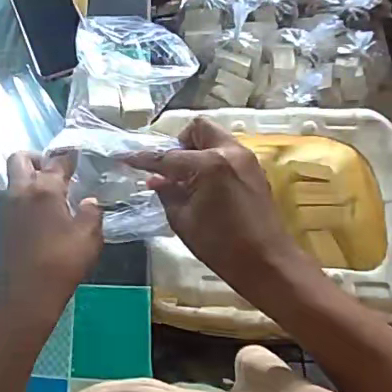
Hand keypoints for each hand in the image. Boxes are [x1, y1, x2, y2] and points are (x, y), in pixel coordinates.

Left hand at [1, 151, 102, 312]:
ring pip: (15, 180)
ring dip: (30, 179)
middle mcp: (22, 192)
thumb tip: (89, 201)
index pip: (56, 162)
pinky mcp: (5, 224)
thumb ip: (91, 214)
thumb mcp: (89, 237)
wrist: (28, 292)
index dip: (69, 158)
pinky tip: (46, 214)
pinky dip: (28, 198)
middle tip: (56, 171)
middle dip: (37, 159)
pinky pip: (15, 199)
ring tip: (54, 194)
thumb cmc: (62, 261)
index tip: (78, 158)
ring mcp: (9, 208)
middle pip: (20, 159)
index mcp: (44, 189)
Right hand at [124, 117, 316, 292]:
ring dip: (196, 151)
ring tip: (185, 179)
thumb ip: (167, 193)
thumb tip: (155, 180)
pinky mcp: (255, 171)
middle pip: (198, 129)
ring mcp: (246, 160)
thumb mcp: (183, 220)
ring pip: (214, 138)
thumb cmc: (221, 246)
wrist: (267, 262)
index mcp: (209, 165)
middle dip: (179, 143)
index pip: (167, 157)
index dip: (142, 159)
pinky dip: (211, 161)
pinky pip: (226, 153)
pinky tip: (203, 186)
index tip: (125, 157)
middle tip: (169, 169)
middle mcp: (230, 153)